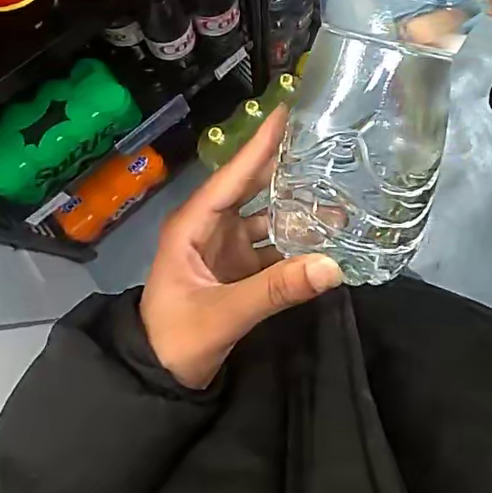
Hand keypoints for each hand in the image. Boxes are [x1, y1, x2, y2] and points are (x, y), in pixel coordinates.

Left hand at [141, 105, 342, 387]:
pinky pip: (272, 247)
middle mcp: (210, 227)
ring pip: (266, 218)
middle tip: (322, 144)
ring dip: (297, 209)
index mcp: (193, 224)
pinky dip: (296, 242)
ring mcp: (225, 248)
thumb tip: (332, 266)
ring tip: (337, 192)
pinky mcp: (238, 270)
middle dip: (283, 168)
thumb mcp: (223, 314)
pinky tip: (325, 236)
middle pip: (251, 190)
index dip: (258, 145)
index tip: (284, 113)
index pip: (231, 177)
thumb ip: (275, 291)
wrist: (154, 379)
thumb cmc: (174, 340)